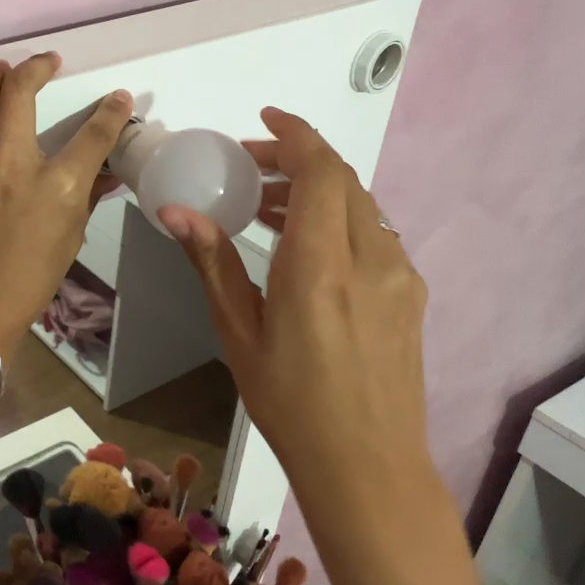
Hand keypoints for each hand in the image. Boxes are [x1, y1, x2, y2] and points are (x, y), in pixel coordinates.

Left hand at [0, 52, 133, 353]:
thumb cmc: (22, 285)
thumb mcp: (68, 243)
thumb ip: (87, 197)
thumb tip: (109, 166)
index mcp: (55, 189)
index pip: (93, 135)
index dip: (111, 110)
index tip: (116, 97)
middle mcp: (11, 167)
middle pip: (22, 92)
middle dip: (37, 67)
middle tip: (42, 65)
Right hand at [156, 107, 430, 485]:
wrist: (369, 465)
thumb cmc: (290, 400)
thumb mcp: (238, 331)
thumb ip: (213, 262)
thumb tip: (175, 210)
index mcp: (321, 267)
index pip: (320, 172)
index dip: (295, 135)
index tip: (263, 119)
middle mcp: (370, 261)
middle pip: (342, 180)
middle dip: (295, 158)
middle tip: (246, 166)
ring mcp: (398, 278)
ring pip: (360, 205)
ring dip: (314, 188)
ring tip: (262, 206)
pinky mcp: (409, 296)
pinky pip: (373, 234)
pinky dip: (335, 217)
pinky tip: (302, 246)